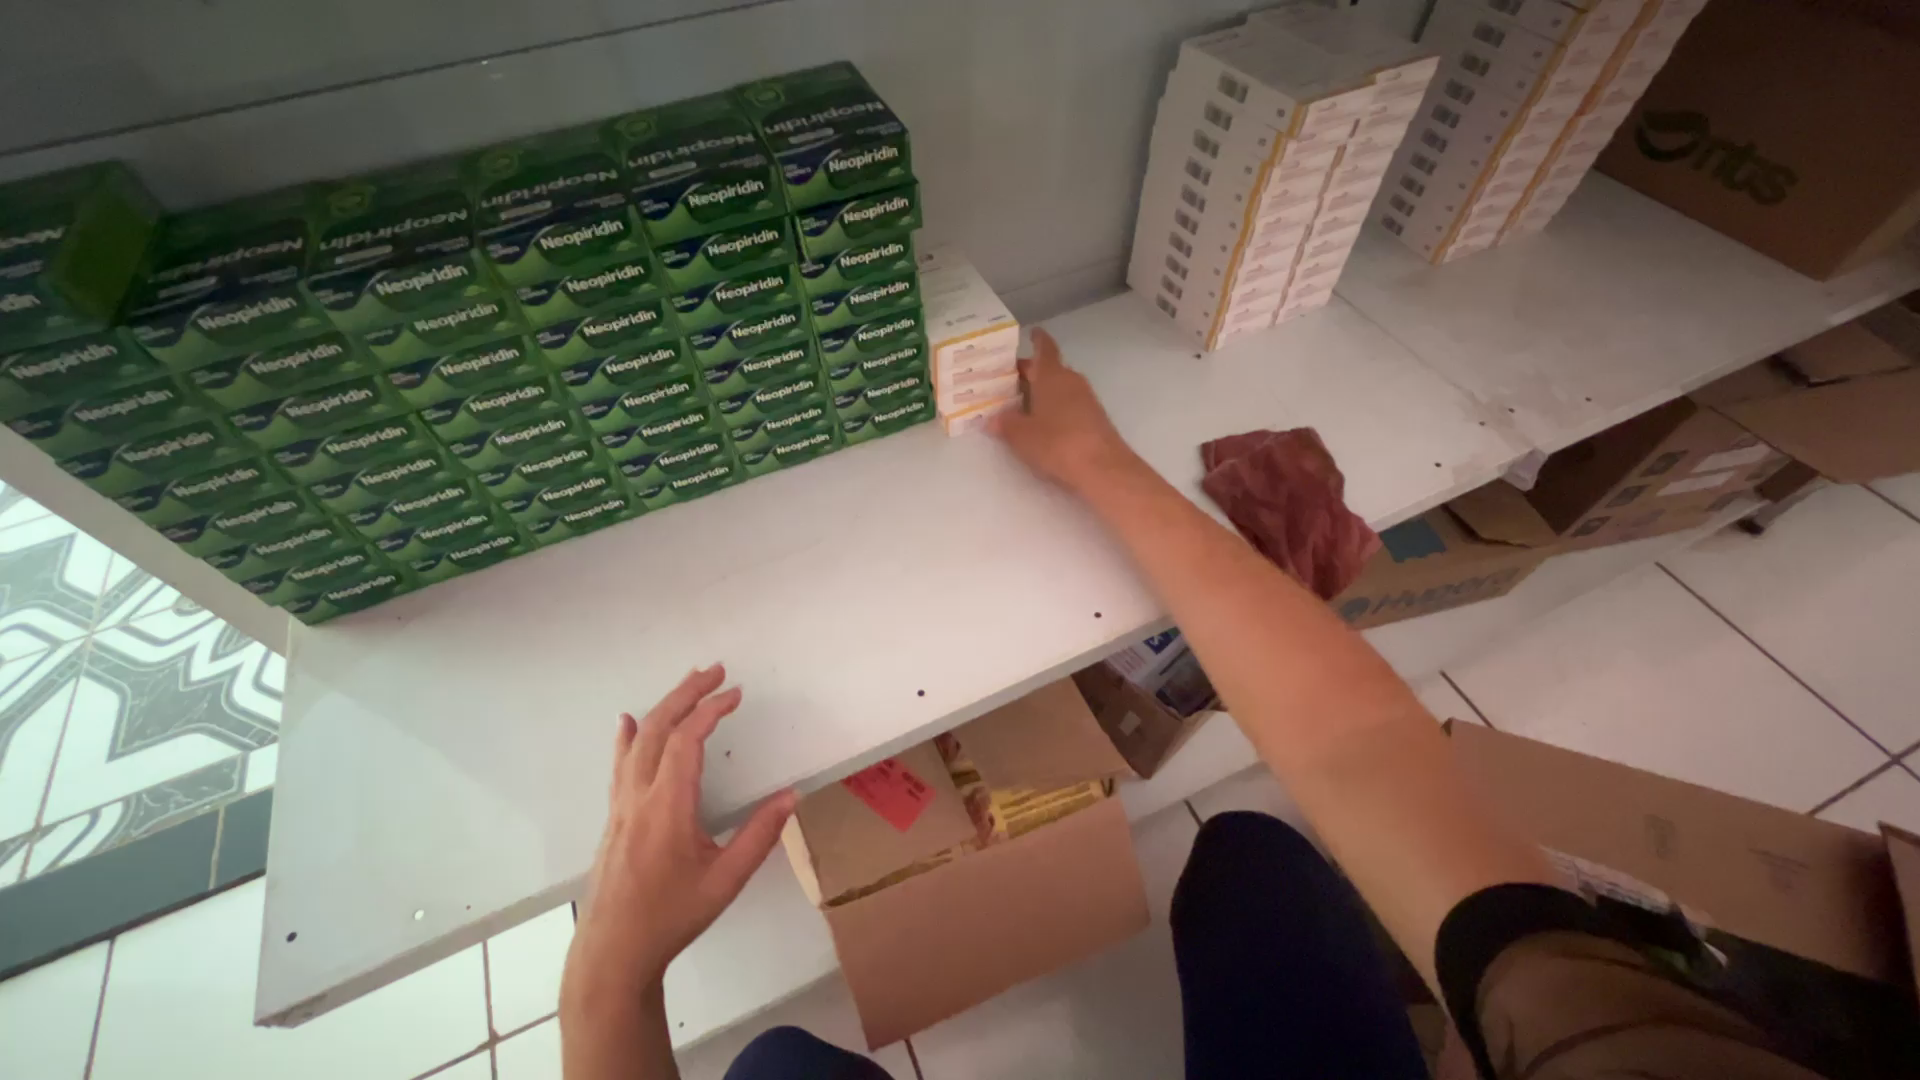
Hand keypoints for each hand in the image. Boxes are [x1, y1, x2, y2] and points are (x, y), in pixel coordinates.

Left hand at [562, 665, 796, 1010]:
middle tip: (714, 670)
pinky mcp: (614, 817)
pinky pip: (621, 764)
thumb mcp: (726, 880)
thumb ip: (760, 836)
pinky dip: (629, 736)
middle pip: (660, 729)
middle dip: (687, 695)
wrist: (613, 953)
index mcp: (668, 806)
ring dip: (664, 707)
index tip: (735, 693)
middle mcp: (639, 796)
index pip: (687, 741)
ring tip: (686, 683)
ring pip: (638, 742)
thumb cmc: (673, 916)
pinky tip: (629, 722)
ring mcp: (621, 806)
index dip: (711, 710)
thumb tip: (792, 796)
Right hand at [991, 327, 1145, 494]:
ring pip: (1059, 387)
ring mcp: (1085, 399)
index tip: (1031, 332)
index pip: (1044, 348)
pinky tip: (1041, 422)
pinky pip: (1068, 403)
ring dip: (1041, 391)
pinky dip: (1053, 406)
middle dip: (1029, 372)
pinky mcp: (1093, 418)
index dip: (1037, 339)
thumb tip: (992, 419)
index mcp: (1051, 376)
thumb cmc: (1057, 443)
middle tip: (1007, 379)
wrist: (1102, 468)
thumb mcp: (1021, 435)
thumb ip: (1005, 424)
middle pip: (1049, 369)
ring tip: (1019, 402)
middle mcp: (1070, 381)